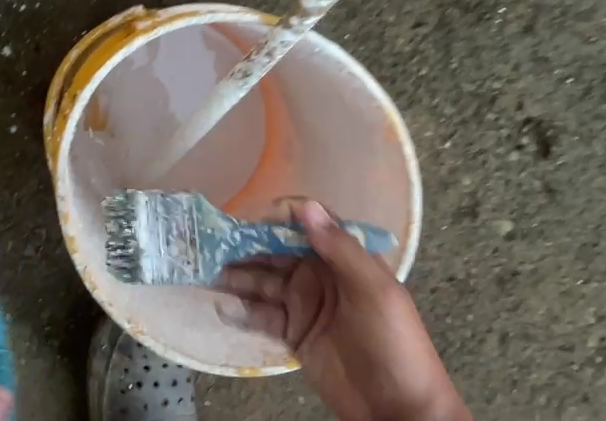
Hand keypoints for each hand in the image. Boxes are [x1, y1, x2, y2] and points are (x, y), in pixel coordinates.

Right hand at [215, 200, 469, 420]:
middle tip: (210, 243)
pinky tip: (220, 305)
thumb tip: (305, 206)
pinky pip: (261, 314)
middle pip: (274, 250)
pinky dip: (240, 309)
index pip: (303, 223)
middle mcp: (318, 273)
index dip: (274, 217)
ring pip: (262, 279)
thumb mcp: (374, 292)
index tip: (246, 220)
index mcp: (341, 257)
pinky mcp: (293, 333)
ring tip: (206, 271)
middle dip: (243, 244)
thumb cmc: (394, 344)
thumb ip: (340, 248)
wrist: (400, 412)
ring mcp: (304, 303)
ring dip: (235, 273)